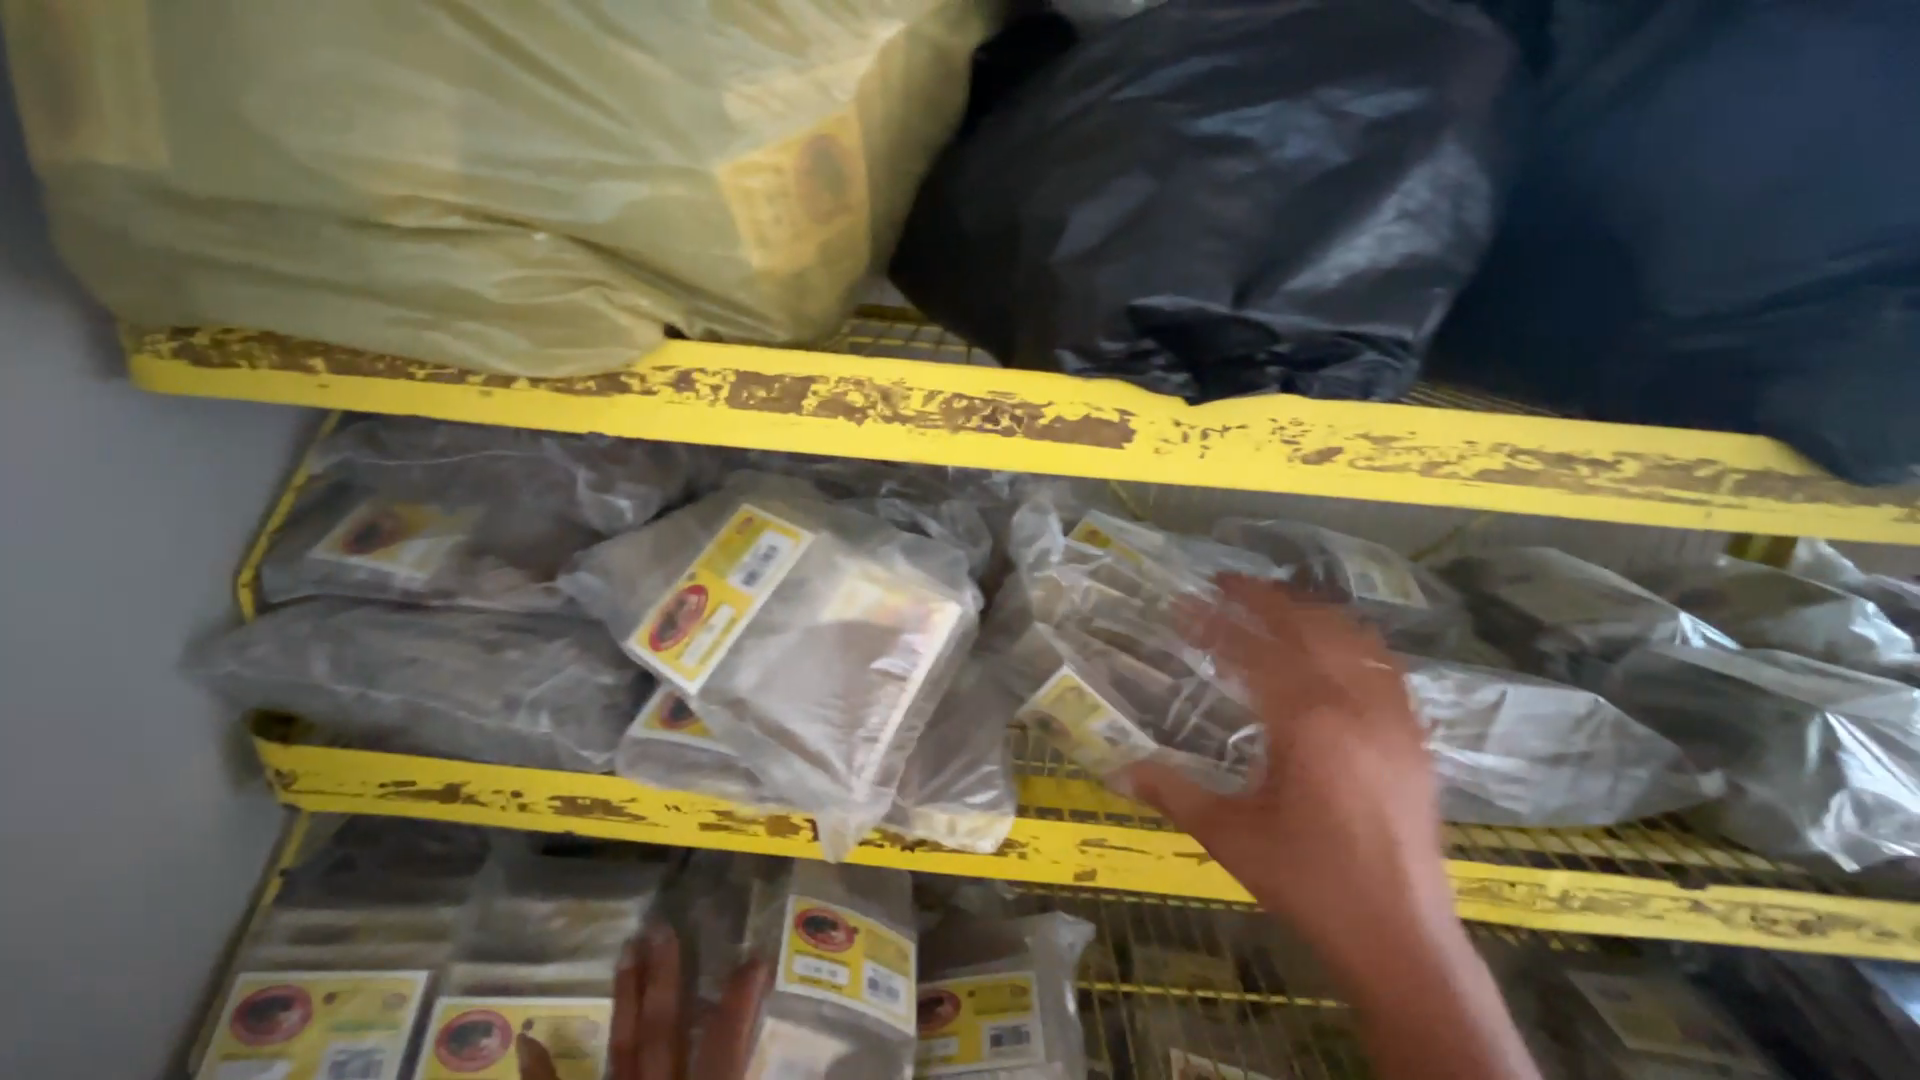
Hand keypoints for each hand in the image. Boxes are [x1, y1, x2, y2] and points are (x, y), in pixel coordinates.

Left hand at [516, 925, 769, 1079]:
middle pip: (663, 1033)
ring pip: (622, 1051)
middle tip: (662, 927)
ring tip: (627, 951)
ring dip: (625, 1000)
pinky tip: (529, 1043)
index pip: (725, 1046)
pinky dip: (543, 1073)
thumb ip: (750, 1072)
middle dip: (666, 979)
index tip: (754, 957)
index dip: (740, 1002)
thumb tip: (817, 1070)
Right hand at [1124, 575, 1454, 980]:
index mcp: (1307, 724)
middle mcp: (1356, 706)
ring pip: (1354, 638)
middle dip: (1264, 598)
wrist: (1398, 936)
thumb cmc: (1307, 883)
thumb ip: (1173, 792)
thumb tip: (1118, 769)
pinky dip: (1352, 642)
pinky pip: (1386, 667)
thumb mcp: (1229, 836)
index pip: (1253, 651)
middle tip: (1224, 584)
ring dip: (1310, 612)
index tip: (1181, 605)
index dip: (1213, 623)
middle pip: (1309, 626)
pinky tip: (1333, 649)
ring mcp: (1393, 718)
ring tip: (1274, 605)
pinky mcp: (1415, 738)